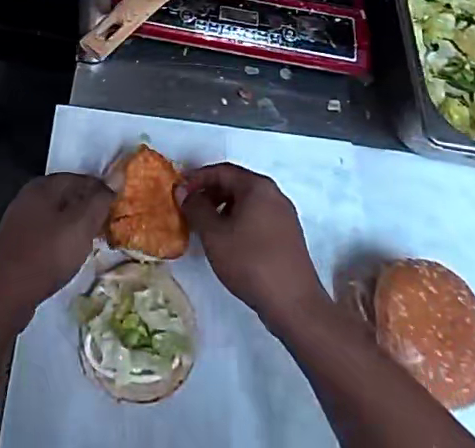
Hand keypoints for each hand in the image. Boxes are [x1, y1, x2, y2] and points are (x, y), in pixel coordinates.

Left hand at [0, 172, 111, 321]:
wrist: (4, 294)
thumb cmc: (46, 254)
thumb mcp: (80, 225)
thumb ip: (99, 200)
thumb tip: (117, 175)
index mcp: (42, 186)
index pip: (81, 178)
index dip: (102, 191)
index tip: (118, 209)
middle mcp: (28, 197)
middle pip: (67, 196)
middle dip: (89, 209)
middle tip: (108, 227)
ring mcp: (19, 220)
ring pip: (57, 216)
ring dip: (75, 226)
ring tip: (92, 243)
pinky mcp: (16, 243)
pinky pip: (46, 233)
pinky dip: (61, 240)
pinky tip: (68, 255)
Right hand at [180, 163, 329, 329]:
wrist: (294, 304)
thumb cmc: (250, 262)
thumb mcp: (214, 234)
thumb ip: (196, 208)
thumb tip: (184, 192)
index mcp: (258, 186)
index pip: (222, 171)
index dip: (197, 178)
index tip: (180, 192)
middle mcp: (274, 194)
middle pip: (236, 184)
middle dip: (210, 193)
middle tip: (191, 208)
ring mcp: (285, 215)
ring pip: (247, 202)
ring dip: (223, 208)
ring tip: (206, 227)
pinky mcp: (289, 235)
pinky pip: (258, 217)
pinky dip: (239, 220)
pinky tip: (229, 241)